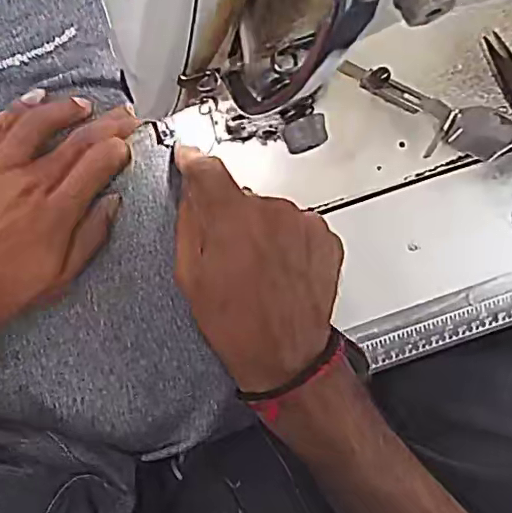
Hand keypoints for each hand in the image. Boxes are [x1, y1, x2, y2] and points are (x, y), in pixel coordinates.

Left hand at [0, 93, 136, 337]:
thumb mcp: (55, 280)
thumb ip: (89, 238)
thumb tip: (111, 205)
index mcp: (54, 212)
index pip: (97, 163)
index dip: (118, 147)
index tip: (127, 142)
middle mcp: (28, 182)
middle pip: (76, 139)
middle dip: (106, 123)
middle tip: (121, 115)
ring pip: (37, 122)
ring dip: (64, 109)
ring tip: (82, 105)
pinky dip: (18, 109)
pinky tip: (32, 101)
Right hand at [173, 145, 342, 393]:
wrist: (285, 356)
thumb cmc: (239, 325)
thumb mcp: (190, 276)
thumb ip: (189, 224)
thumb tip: (190, 195)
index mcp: (231, 218)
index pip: (207, 167)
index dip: (192, 160)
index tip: (187, 156)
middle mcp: (271, 212)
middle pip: (240, 193)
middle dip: (230, 215)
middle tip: (226, 254)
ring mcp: (301, 223)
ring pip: (269, 210)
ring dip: (260, 229)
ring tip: (256, 270)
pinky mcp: (324, 235)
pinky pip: (295, 224)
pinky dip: (285, 241)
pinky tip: (277, 270)